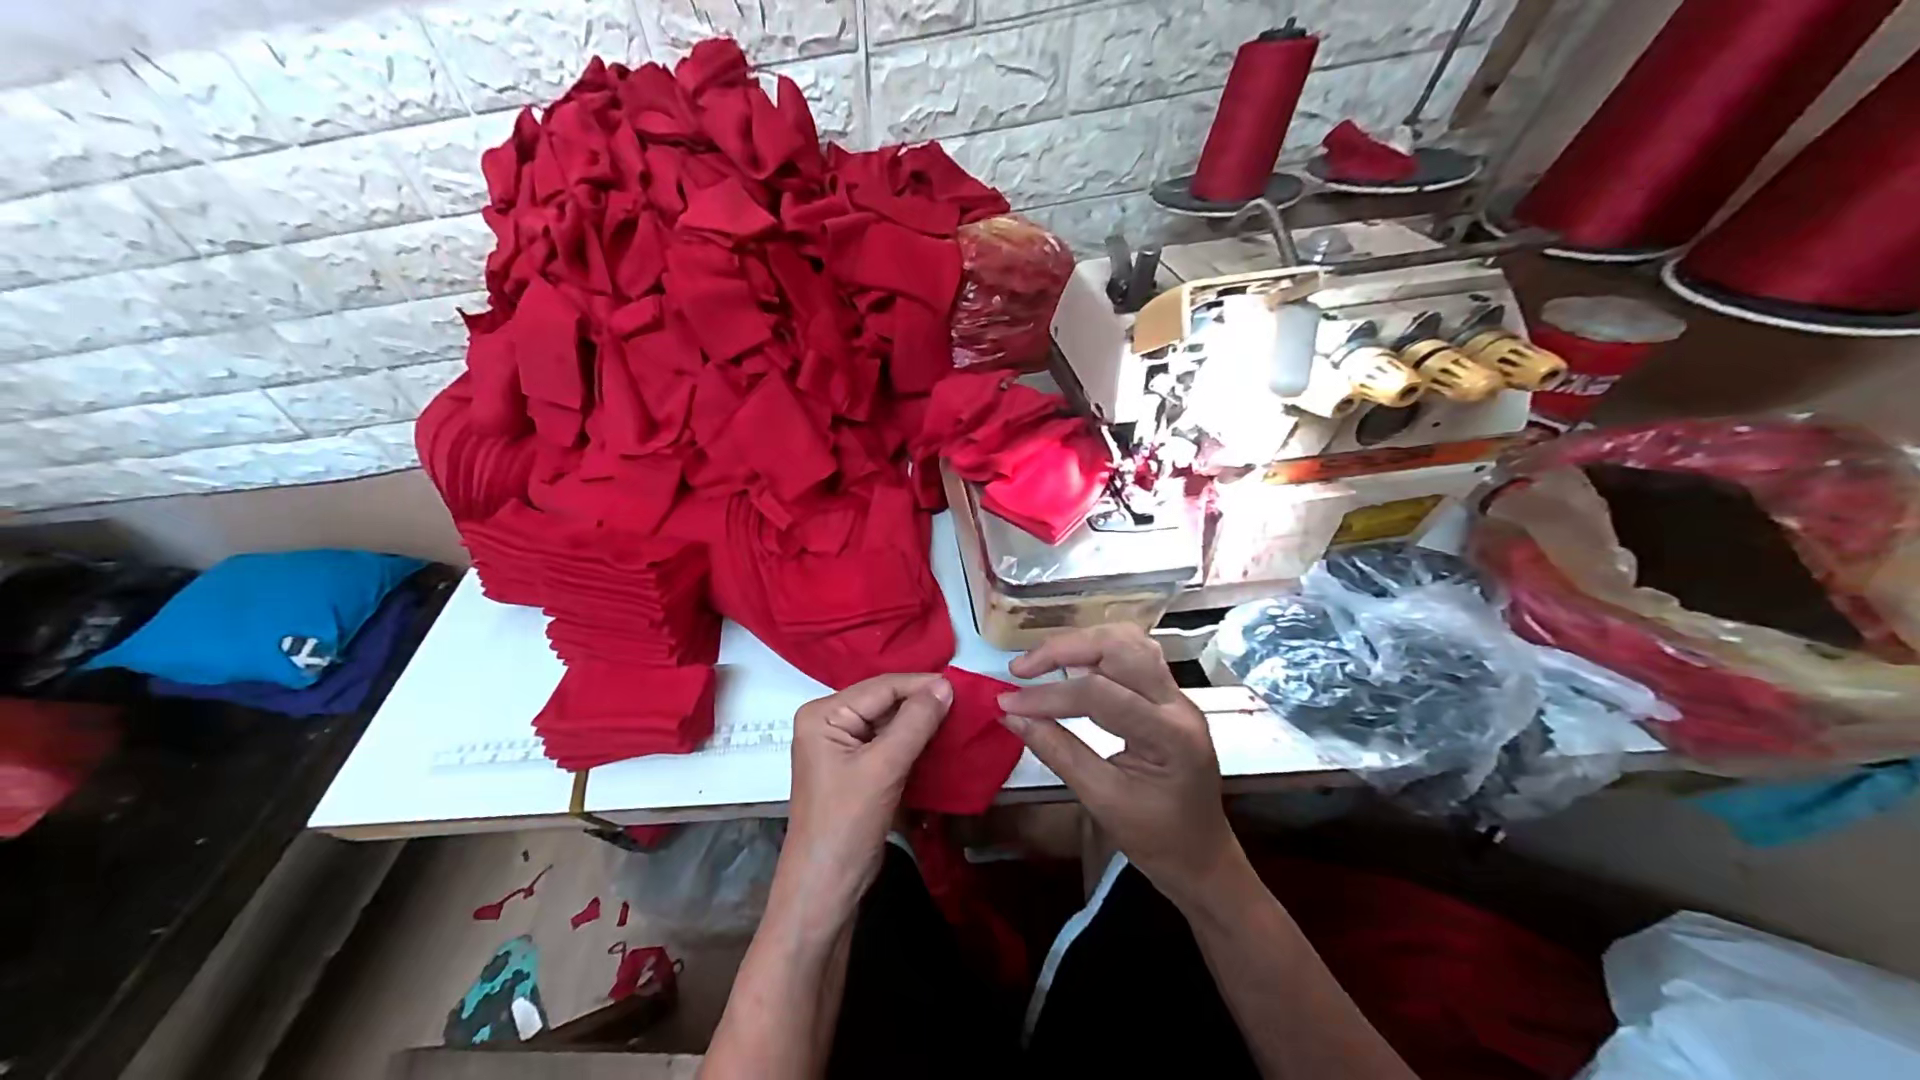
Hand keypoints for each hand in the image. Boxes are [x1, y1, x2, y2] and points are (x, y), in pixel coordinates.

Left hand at [780, 673, 951, 920]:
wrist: (827, 886)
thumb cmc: (847, 823)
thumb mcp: (884, 767)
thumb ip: (915, 722)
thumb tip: (945, 685)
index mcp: (823, 713)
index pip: (880, 687)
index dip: (921, 685)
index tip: (961, 687)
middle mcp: (828, 721)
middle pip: (884, 701)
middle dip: (922, 702)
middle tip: (964, 702)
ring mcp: (841, 745)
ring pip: (890, 721)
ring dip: (921, 721)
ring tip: (957, 717)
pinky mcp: (856, 766)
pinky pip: (889, 741)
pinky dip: (914, 740)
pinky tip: (939, 740)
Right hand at [997, 625, 1237, 902]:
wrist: (1203, 859)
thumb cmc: (1156, 839)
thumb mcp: (1102, 800)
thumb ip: (1056, 751)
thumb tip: (1011, 715)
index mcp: (1169, 734)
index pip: (1098, 694)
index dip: (1047, 695)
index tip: (1007, 702)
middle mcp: (1178, 703)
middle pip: (1119, 647)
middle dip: (1064, 649)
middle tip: (1022, 669)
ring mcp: (1176, 696)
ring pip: (1128, 642)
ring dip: (1081, 643)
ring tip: (1043, 661)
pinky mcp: (1168, 697)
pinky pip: (1133, 655)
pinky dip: (1097, 652)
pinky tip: (1072, 665)